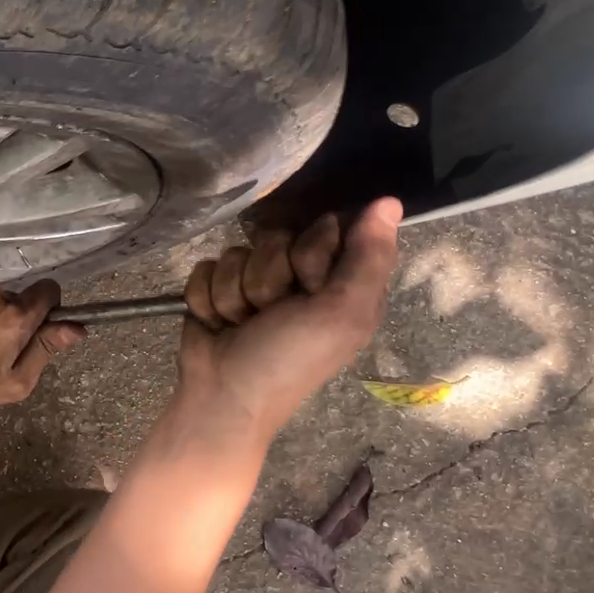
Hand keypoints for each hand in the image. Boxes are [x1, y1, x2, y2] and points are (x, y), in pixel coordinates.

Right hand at [178, 197, 403, 439]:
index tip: (308, 287)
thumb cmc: (288, 359)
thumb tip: (389, 200)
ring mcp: (251, 281)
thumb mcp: (341, 313)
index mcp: (341, 280)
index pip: (326, 228)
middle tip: (271, 311)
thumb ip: (368, 257)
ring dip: (234, 293)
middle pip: (274, 236)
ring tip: (240, 323)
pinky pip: (204, 268)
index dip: (311, 253)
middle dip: (267, 276)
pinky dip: (206, 299)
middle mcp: (297, 276)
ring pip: (235, 252)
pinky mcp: (213, 289)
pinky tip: (216, 322)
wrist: (222, 392)